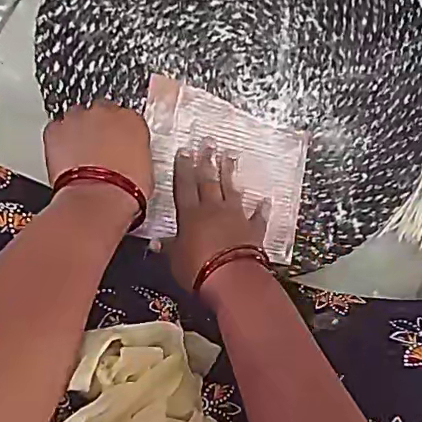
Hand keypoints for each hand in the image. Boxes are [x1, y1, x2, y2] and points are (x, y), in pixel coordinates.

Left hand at [43, 102, 152, 211]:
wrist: (98, 199)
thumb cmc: (124, 189)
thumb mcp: (145, 170)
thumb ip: (135, 154)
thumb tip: (130, 159)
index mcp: (132, 120)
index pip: (126, 117)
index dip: (120, 134)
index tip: (118, 145)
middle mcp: (104, 113)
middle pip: (99, 113)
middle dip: (98, 129)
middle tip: (99, 152)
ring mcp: (77, 119)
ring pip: (76, 118)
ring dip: (78, 133)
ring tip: (81, 157)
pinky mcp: (55, 130)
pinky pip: (55, 129)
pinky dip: (59, 141)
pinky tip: (65, 159)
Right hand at [166, 148, 268, 292]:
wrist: (232, 277)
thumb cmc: (198, 269)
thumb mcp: (174, 260)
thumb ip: (168, 248)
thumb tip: (157, 242)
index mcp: (190, 215)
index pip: (184, 186)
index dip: (183, 168)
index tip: (185, 151)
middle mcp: (213, 210)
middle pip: (208, 181)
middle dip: (207, 162)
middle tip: (209, 143)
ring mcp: (236, 218)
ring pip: (231, 191)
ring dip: (230, 175)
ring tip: (229, 158)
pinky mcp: (254, 230)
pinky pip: (258, 217)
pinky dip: (261, 209)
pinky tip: (264, 201)